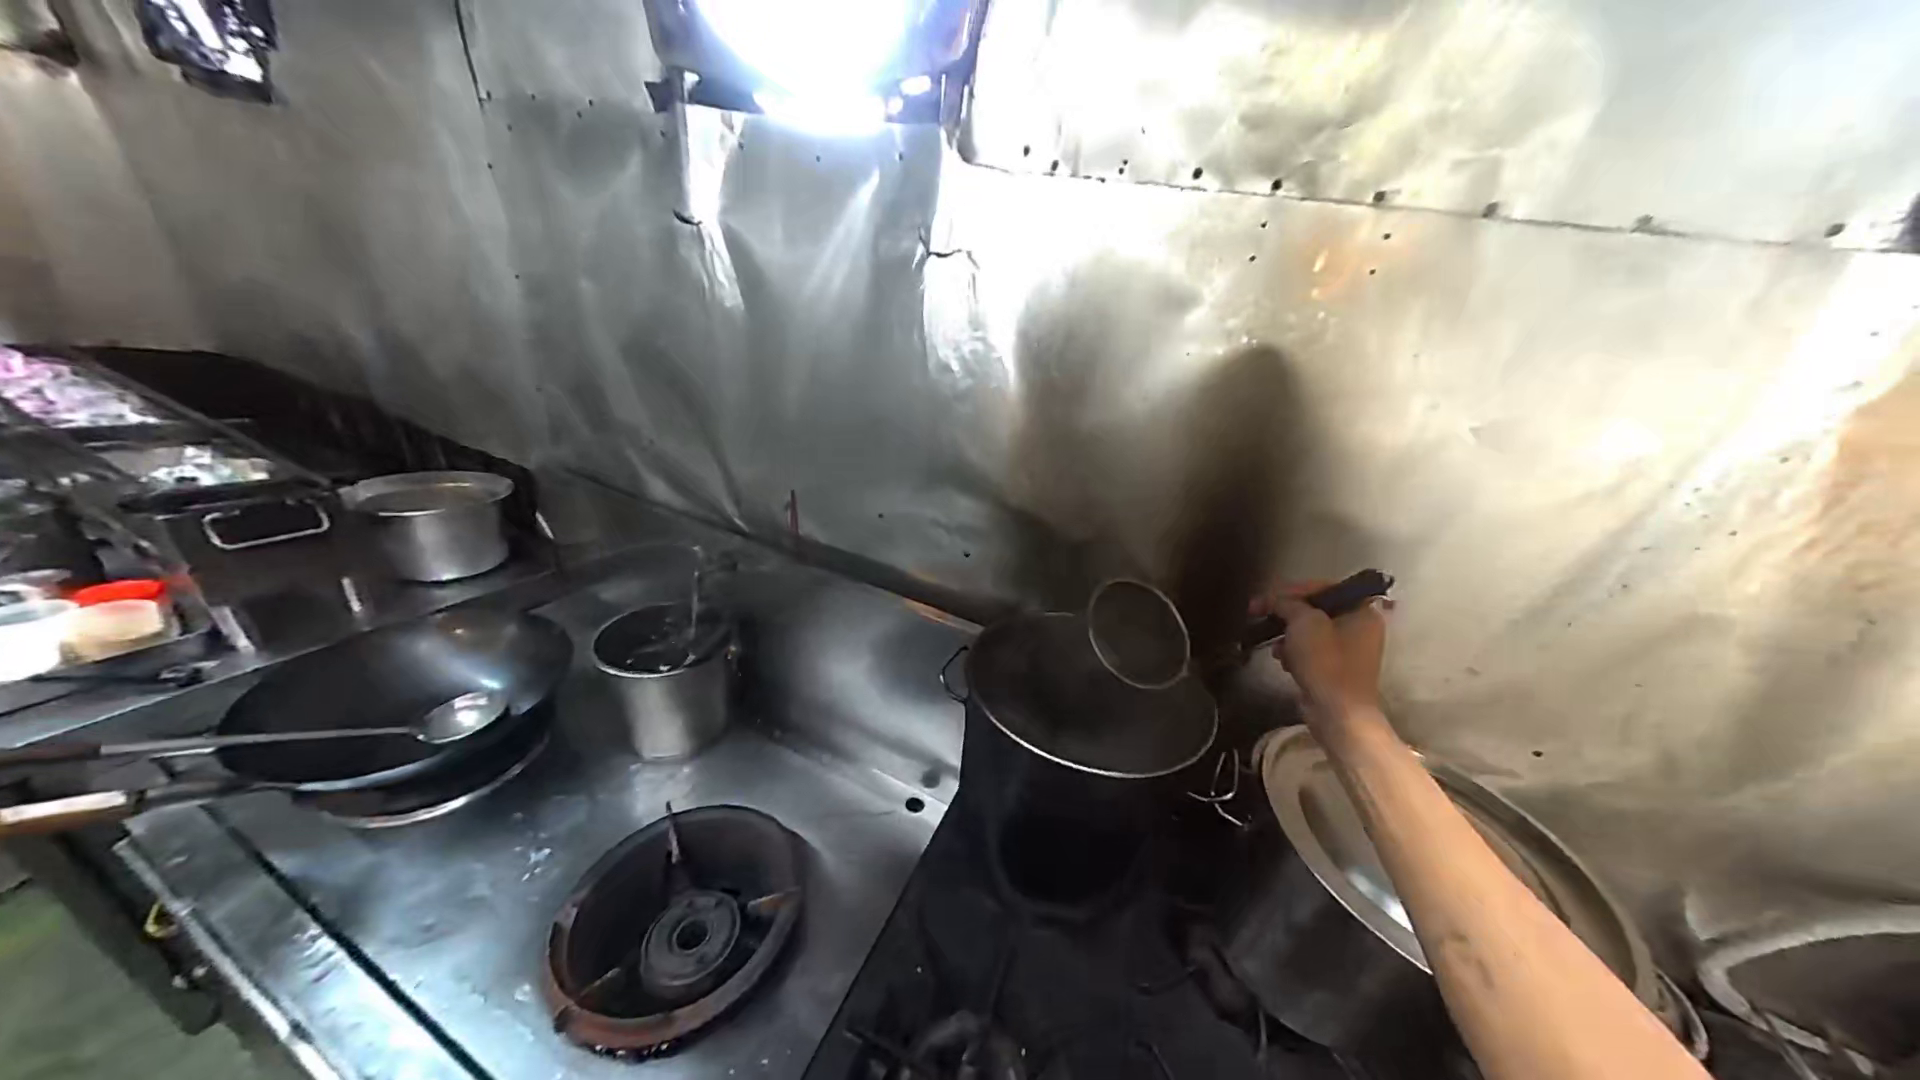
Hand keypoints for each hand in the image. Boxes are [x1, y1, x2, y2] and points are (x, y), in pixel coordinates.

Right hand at [1254, 581, 1388, 716]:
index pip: (1322, 588)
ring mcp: (1349, 649)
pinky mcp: (1336, 668)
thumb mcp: (1304, 622)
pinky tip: (1283, 660)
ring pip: (1308, 630)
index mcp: (1360, 611)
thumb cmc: (1325, 662)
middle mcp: (1359, 627)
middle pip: (1314, 609)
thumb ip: (1288, 603)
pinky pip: (1310, 650)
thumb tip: (1276, 600)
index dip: (1291, 590)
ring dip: (1287, 635)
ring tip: (1274, 645)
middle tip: (1258, 613)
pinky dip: (1294, 652)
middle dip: (1285, 613)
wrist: (1337, 711)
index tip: (1266, 598)